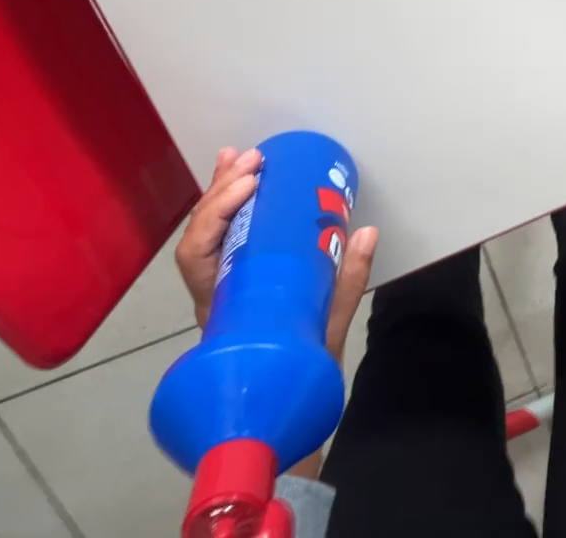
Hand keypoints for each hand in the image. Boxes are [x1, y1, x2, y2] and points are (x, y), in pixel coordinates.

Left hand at [176, 147, 379, 361]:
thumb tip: (366, 231)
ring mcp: (221, 284)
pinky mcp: (235, 278)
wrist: (280, 409)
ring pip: (207, 233)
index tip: (251, 186)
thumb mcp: (328, 328)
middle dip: (223, 191)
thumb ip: (348, 282)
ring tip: (240, 157)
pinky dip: (228, 206)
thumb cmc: (298, 372)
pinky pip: (222, 239)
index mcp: (223, 306)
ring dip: (221, 192)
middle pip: (201, 234)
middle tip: (254, 160)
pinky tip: (240, 180)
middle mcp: (212, 292)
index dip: (217, 214)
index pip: (198, 254)